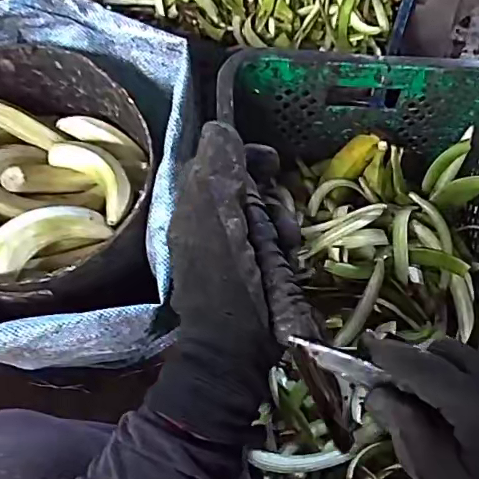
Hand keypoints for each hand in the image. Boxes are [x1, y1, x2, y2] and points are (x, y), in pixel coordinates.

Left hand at [150, 122, 284, 440]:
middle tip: (280, 214)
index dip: (245, 156)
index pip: (215, 159)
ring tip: (286, 243)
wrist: (231, 349)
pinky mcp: (242, 269)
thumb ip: (219, 171)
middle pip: (240, 186)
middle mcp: (202, 221)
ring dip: (277, 222)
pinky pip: (262, 239)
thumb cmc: (228, 284)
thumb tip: (220, 129)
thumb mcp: (221, 217)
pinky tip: (285, 258)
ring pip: (256, 212)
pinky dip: (278, 244)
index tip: (272, 165)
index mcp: (191, 205)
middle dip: (266, 195)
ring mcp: (221, 247)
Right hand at [367, 339, 478, 478]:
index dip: (392, 356)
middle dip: (417, 363)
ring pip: (468, 358)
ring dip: (445, 374)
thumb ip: (409, 433)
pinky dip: (472, 382)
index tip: (368, 346)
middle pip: (445, 351)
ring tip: (444, 411)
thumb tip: (381, 394)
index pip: (424, 368)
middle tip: (400, 389)